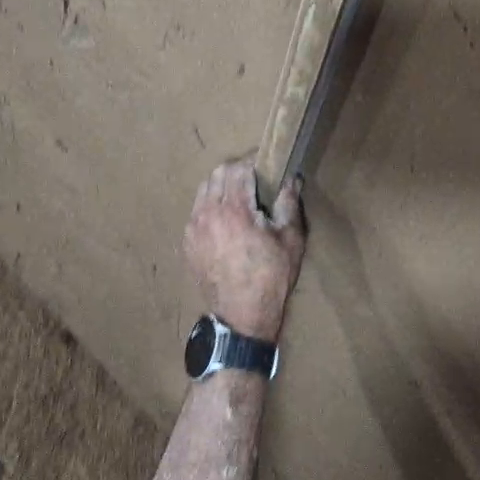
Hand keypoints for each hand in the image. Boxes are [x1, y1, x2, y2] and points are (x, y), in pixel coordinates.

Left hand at [183, 157, 305, 341]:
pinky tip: (225, 221)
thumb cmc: (270, 278)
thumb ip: (289, 203)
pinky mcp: (188, 243)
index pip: (239, 168)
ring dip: (221, 186)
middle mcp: (209, 214)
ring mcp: (194, 228)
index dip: (254, 162)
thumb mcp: (290, 240)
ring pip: (204, 189)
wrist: (242, 317)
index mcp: (234, 210)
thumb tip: (291, 178)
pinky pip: (196, 211)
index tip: (266, 166)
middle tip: (254, 181)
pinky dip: (210, 206)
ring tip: (239, 199)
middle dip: (237, 171)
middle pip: (218, 173)